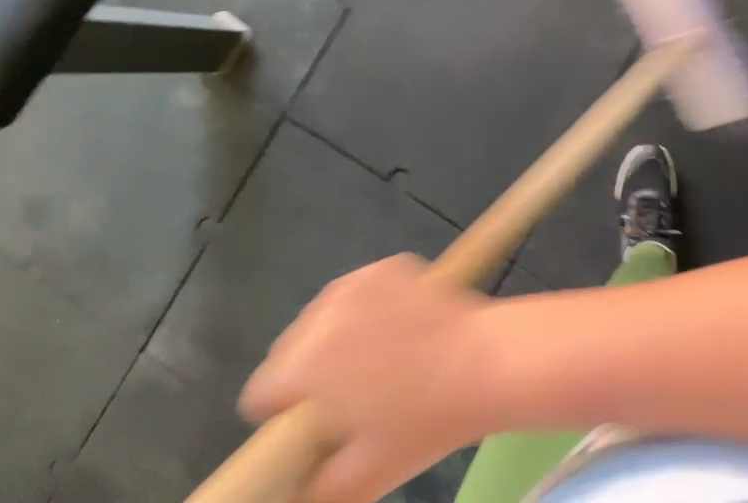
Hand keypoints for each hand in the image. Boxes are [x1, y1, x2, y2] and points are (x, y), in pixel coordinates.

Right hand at [240, 255, 499, 502]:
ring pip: (321, 318)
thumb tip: (293, 491)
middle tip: (348, 396)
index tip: (310, 425)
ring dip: (333, 338)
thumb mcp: (363, 476)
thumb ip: (315, 491)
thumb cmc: (424, 422)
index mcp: (303, 367)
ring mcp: (354, 284)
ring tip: (375, 361)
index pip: (260, 392)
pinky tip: (395, 330)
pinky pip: (356, 292)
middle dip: (306, 373)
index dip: (282, 414)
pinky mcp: (385, 267)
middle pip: (288, 350)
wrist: (486, 363)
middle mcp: (319, 318)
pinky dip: (364, 309)